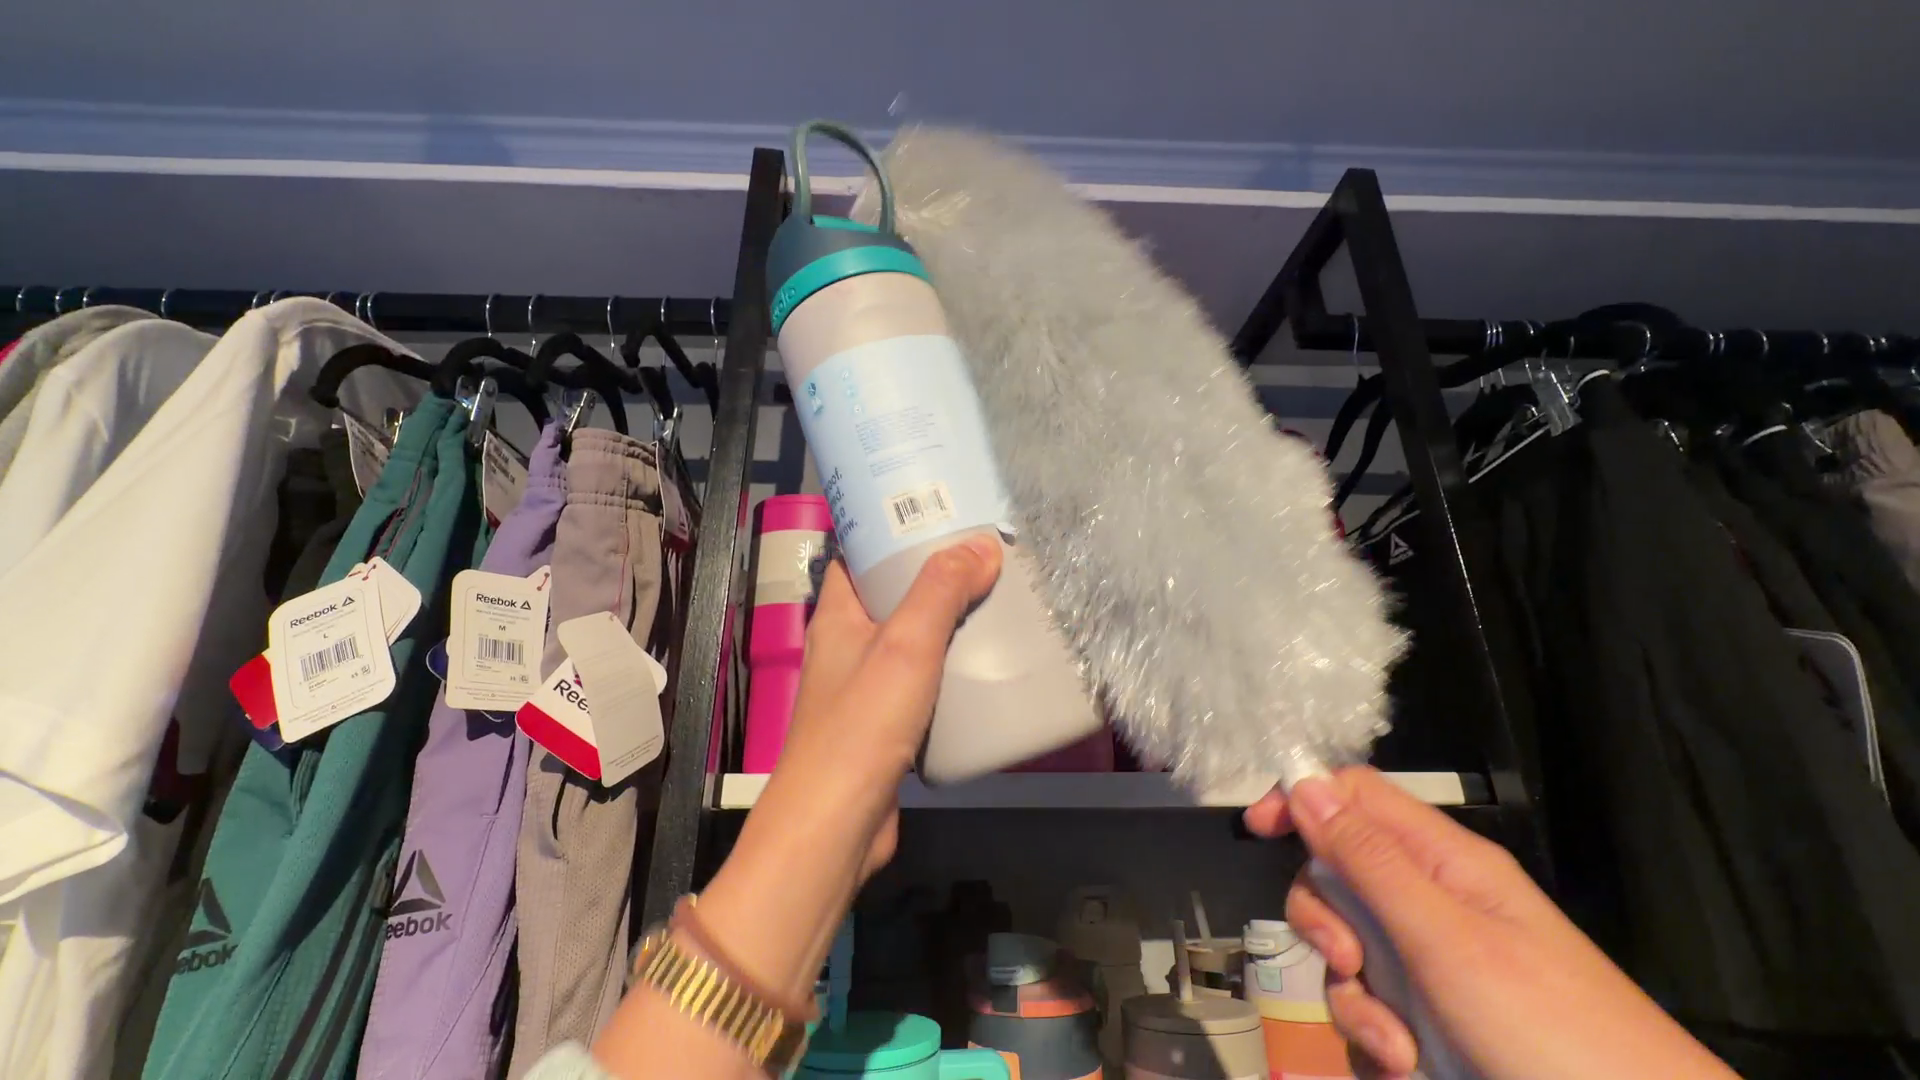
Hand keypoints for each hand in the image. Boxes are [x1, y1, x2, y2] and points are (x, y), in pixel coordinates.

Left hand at [774, 535, 1001, 878]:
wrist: (838, 823)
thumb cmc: (862, 725)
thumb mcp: (906, 645)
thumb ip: (941, 590)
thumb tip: (982, 544)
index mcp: (837, 616)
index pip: (857, 555)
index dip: (891, 531)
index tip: (940, 514)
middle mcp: (845, 647)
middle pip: (890, 596)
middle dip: (934, 576)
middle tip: (986, 558)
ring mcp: (863, 689)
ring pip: (909, 642)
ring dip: (946, 625)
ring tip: (996, 603)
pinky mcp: (885, 727)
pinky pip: (921, 684)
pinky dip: (949, 671)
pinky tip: (986, 668)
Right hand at [1243, 768, 1735, 1079]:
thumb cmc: (1547, 1029)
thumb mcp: (1445, 938)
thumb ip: (1368, 859)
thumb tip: (1304, 783)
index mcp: (1443, 861)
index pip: (1354, 795)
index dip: (1301, 800)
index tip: (1256, 830)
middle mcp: (1432, 901)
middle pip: (1336, 874)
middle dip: (1323, 919)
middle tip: (1348, 959)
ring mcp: (1431, 963)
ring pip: (1345, 948)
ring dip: (1351, 997)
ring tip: (1397, 1045)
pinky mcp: (1430, 1019)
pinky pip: (1367, 1005)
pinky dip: (1372, 1037)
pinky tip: (1406, 1066)